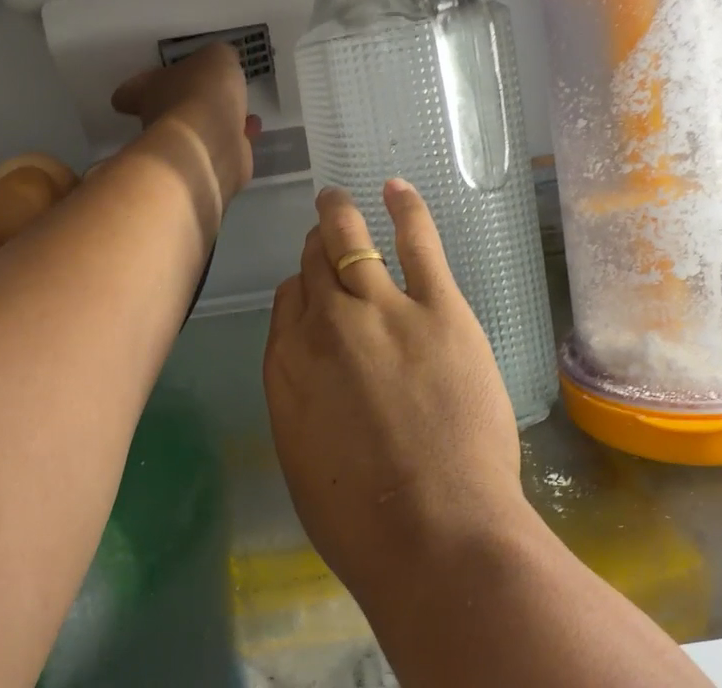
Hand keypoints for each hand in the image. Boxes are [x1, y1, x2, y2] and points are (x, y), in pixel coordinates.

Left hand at [112, 42, 259, 201]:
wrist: (210, 145)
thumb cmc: (201, 93)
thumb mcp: (215, 57)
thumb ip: (217, 57)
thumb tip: (220, 62)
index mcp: (149, 92)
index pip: (129, 92)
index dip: (137, 88)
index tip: (149, 83)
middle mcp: (159, 122)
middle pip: (167, 110)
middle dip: (191, 102)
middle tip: (213, 92)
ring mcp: (182, 149)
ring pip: (198, 131)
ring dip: (218, 121)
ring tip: (240, 109)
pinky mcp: (206, 167)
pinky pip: (221, 147)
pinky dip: (236, 138)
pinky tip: (252, 128)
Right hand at [264, 181, 525, 601]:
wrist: (433, 533)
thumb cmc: (363, 521)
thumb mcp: (303, 458)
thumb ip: (301, 399)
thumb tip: (312, 369)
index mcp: (284, 365)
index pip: (286, 302)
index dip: (300, 288)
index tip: (312, 288)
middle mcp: (322, 325)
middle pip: (313, 266)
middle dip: (316, 247)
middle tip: (324, 231)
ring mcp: (380, 309)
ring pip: (351, 243)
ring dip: (340, 214)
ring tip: (336, 197)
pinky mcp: (437, 308)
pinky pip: (416, 242)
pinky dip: (405, 209)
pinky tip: (397, 188)